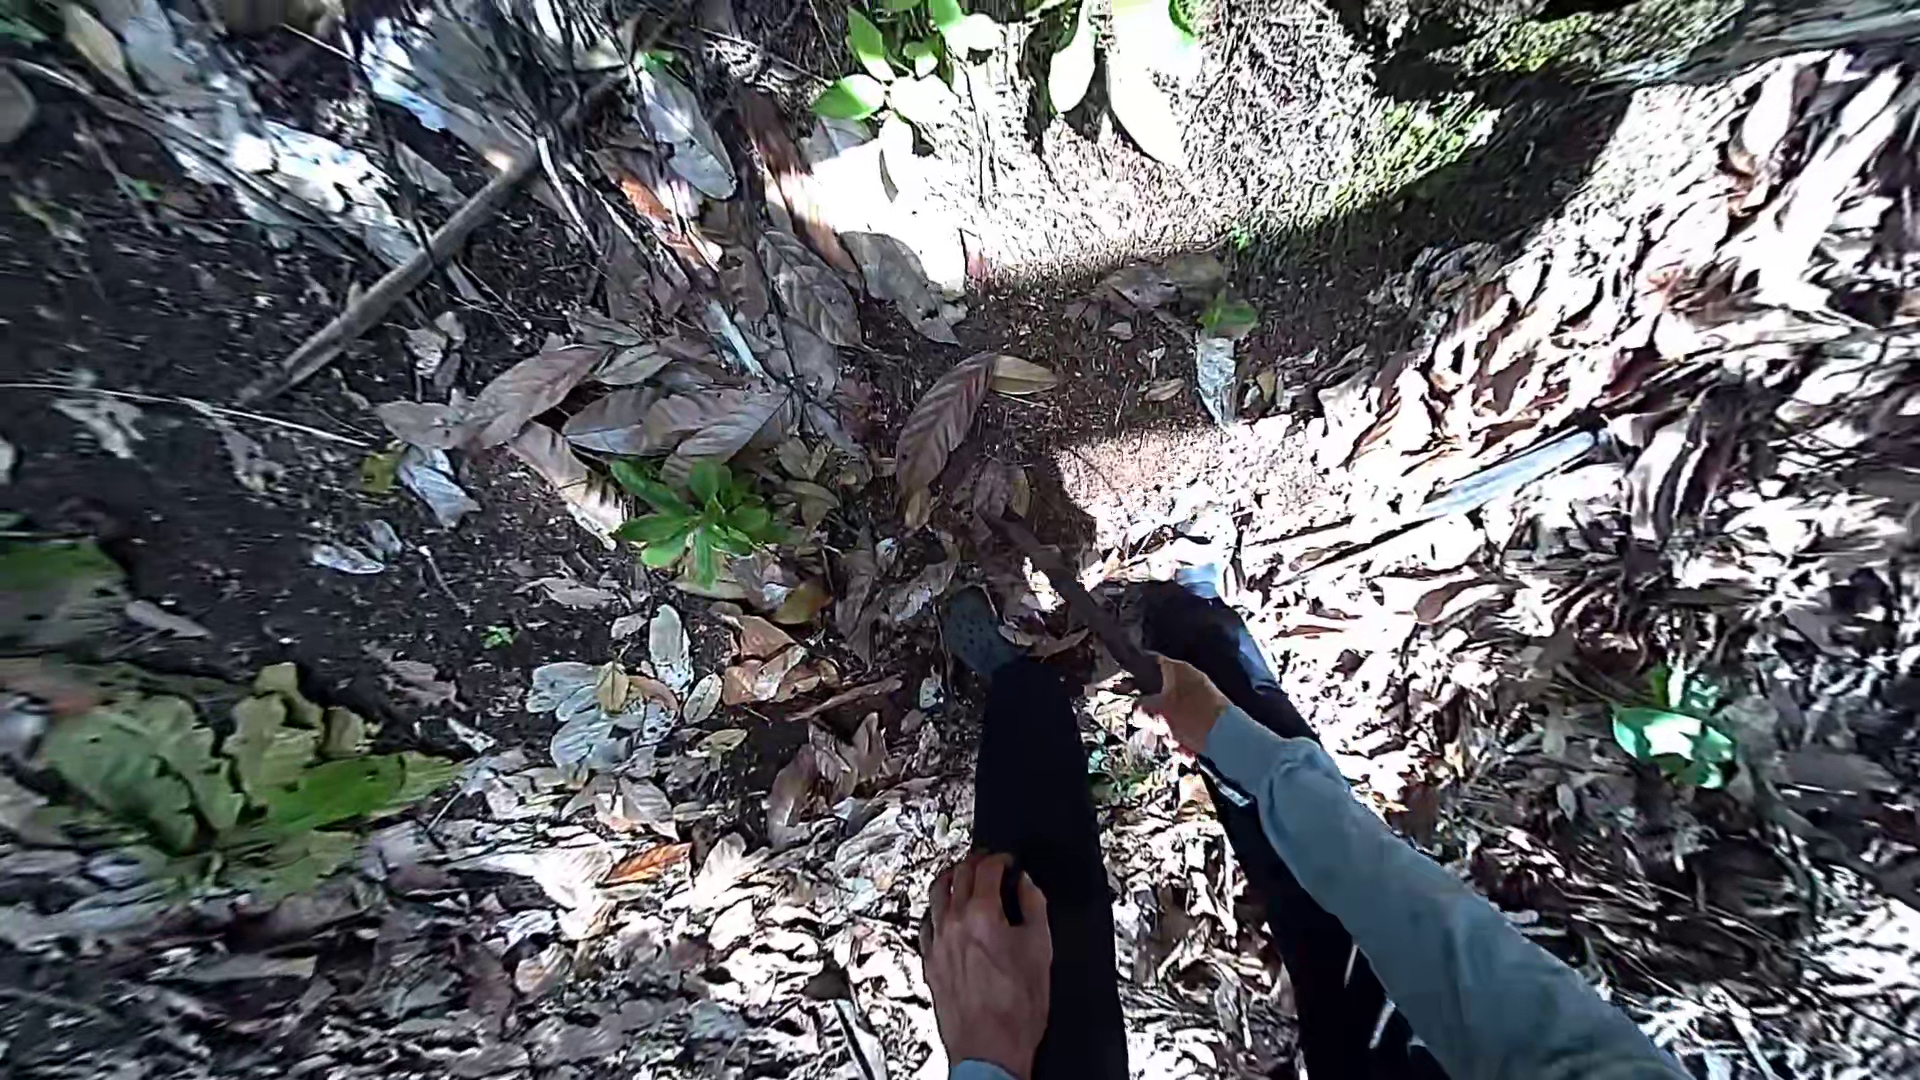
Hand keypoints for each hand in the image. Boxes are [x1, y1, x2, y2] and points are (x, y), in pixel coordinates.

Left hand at [923, 853, 1050, 1079]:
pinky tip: (947, 912)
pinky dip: (938, 908)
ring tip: (965, 876)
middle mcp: (954, 921)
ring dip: (954, 877)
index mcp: (982, 914)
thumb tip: (1027, 884)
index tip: (1009, 861)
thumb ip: (1035, 907)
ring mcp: (938, 940)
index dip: (1000, 858)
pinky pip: (927, 921)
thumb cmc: (1016, 1009)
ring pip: (938, 891)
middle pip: (960, 872)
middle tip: (990, 862)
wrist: (990, 1054)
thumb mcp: (1040, 950)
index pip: (987, 867)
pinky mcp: (929, 959)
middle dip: (977, 861)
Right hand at [1138, 654, 1230, 754]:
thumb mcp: (1157, 712)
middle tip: (1153, 726)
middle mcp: (1189, 679)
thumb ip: (1139, 708)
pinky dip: (1185, 737)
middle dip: (1154, 714)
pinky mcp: (1210, 715)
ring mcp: (1201, 697)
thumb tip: (1135, 711)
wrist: (1231, 740)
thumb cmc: (1190, 717)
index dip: (1133, 674)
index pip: (1149, 662)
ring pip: (1173, 713)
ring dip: (1169, 731)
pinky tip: (1187, 750)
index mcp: (1177, 669)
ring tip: (1175, 743)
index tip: (1122, 688)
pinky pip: (1188, 724)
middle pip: (1159, 693)